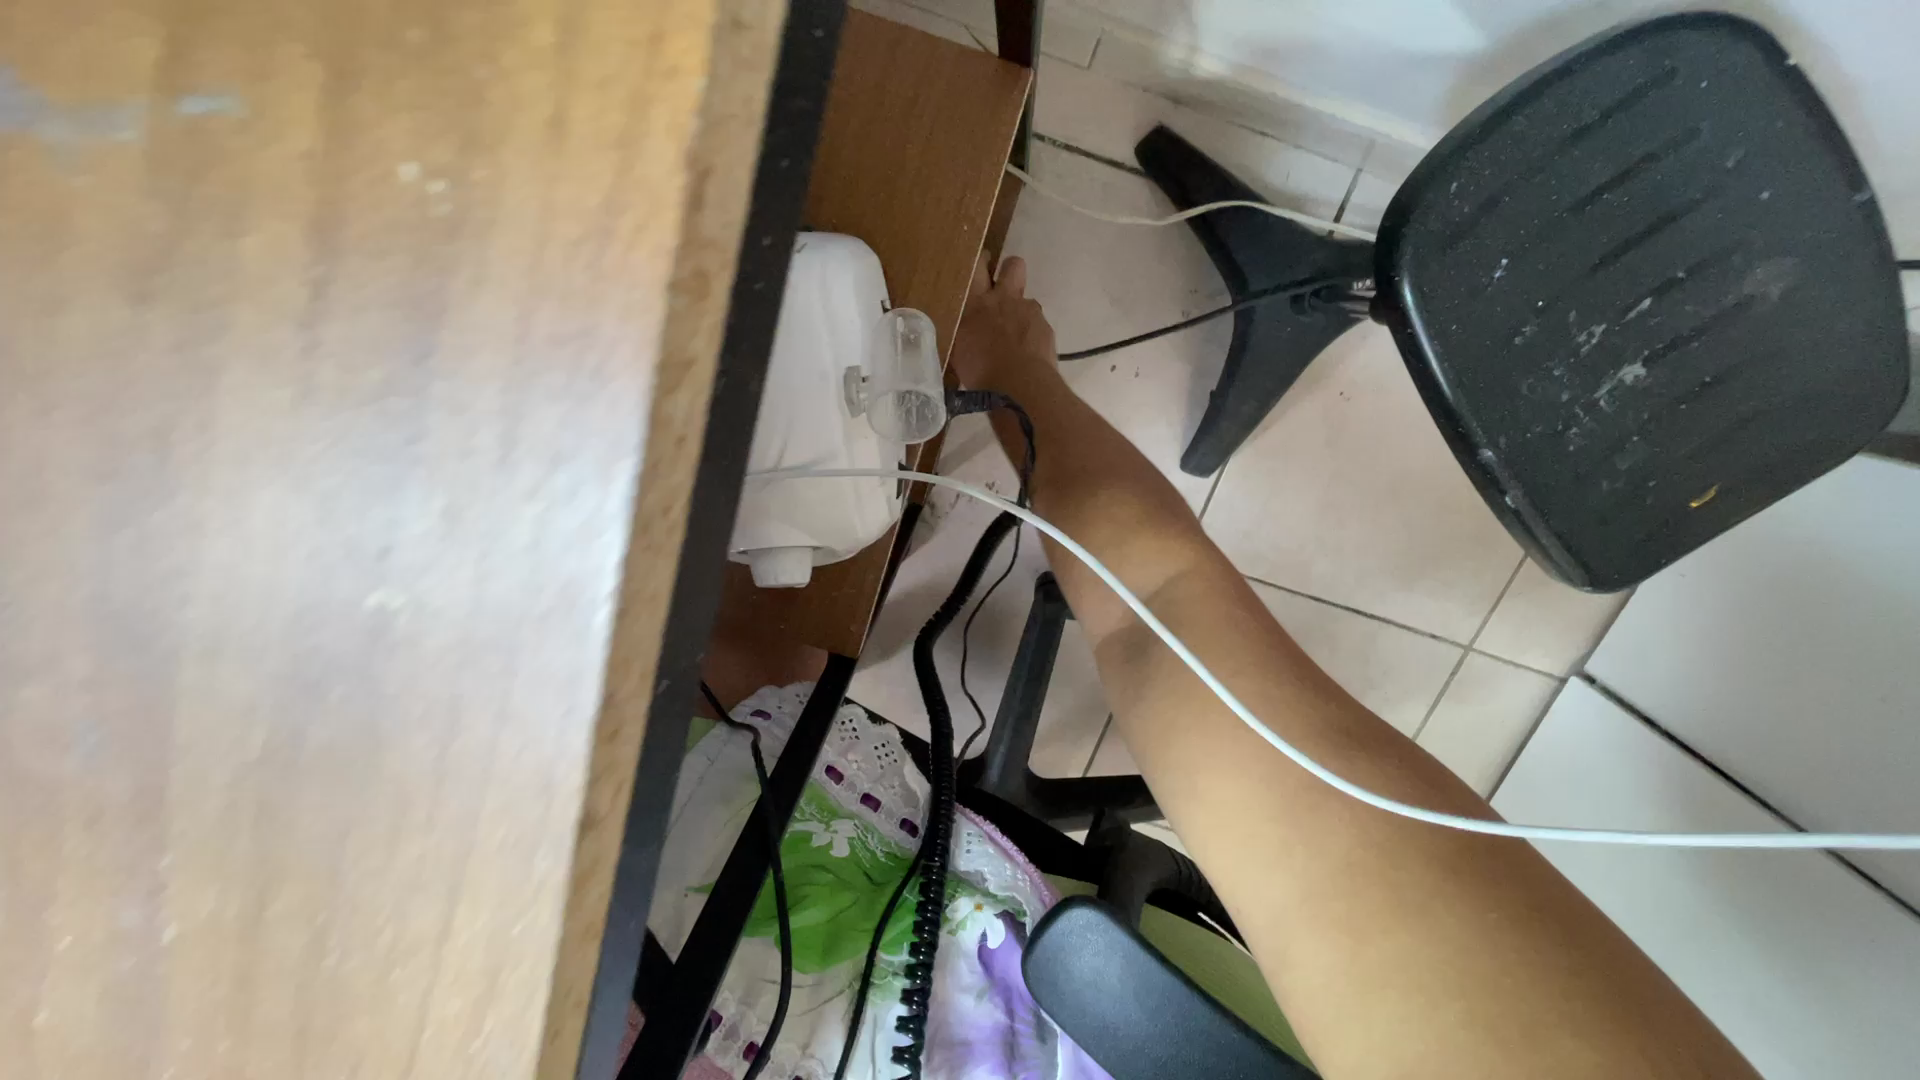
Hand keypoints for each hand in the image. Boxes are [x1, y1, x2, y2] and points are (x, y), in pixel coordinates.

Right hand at [948, 252, 1060, 395]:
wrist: (1020, 386)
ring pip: (1027, 301)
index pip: (977, 266)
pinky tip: (1026, 355)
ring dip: (1021, 313)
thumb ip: (963, 332)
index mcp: (977, 303)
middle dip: (1009, 271)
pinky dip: (1032, 336)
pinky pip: (1038, 325)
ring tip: (1014, 339)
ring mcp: (1029, 312)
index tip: (981, 265)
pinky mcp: (1046, 328)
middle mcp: (1005, 299)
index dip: (981, 261)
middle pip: (1013, 266)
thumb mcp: (958, 351)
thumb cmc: (981, 371)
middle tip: (1002, 289)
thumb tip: (964, 329)